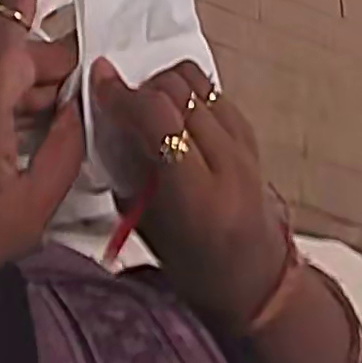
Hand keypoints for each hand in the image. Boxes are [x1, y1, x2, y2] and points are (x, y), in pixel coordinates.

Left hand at [0, 0, 86, 307]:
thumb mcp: (28, 206)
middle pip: (35, 48)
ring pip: (19, 71)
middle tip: (104, 112)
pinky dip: (27, 106)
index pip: (22, 0)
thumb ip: (69, 149)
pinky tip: (44, 145)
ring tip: (77, 138)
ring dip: (50, 95)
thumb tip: (86, 106)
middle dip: (72, 71)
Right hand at [91, 58, 290, 327]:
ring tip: (148, 108)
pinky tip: (175, 114)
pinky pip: (213, 91)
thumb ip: (129, 169)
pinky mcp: (249, 135)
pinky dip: (188, 92)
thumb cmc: (203, 272)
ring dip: (165, 84)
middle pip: (177, 90)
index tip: (103, 84)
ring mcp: (243, 146)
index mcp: (200, 197)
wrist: (258, 282)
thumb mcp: (149, 229)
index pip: (159, 119)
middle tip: (122, 105)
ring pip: (197, 80)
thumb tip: (110, 118)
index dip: (124, 95)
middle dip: (140, 89)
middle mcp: (228, 164)